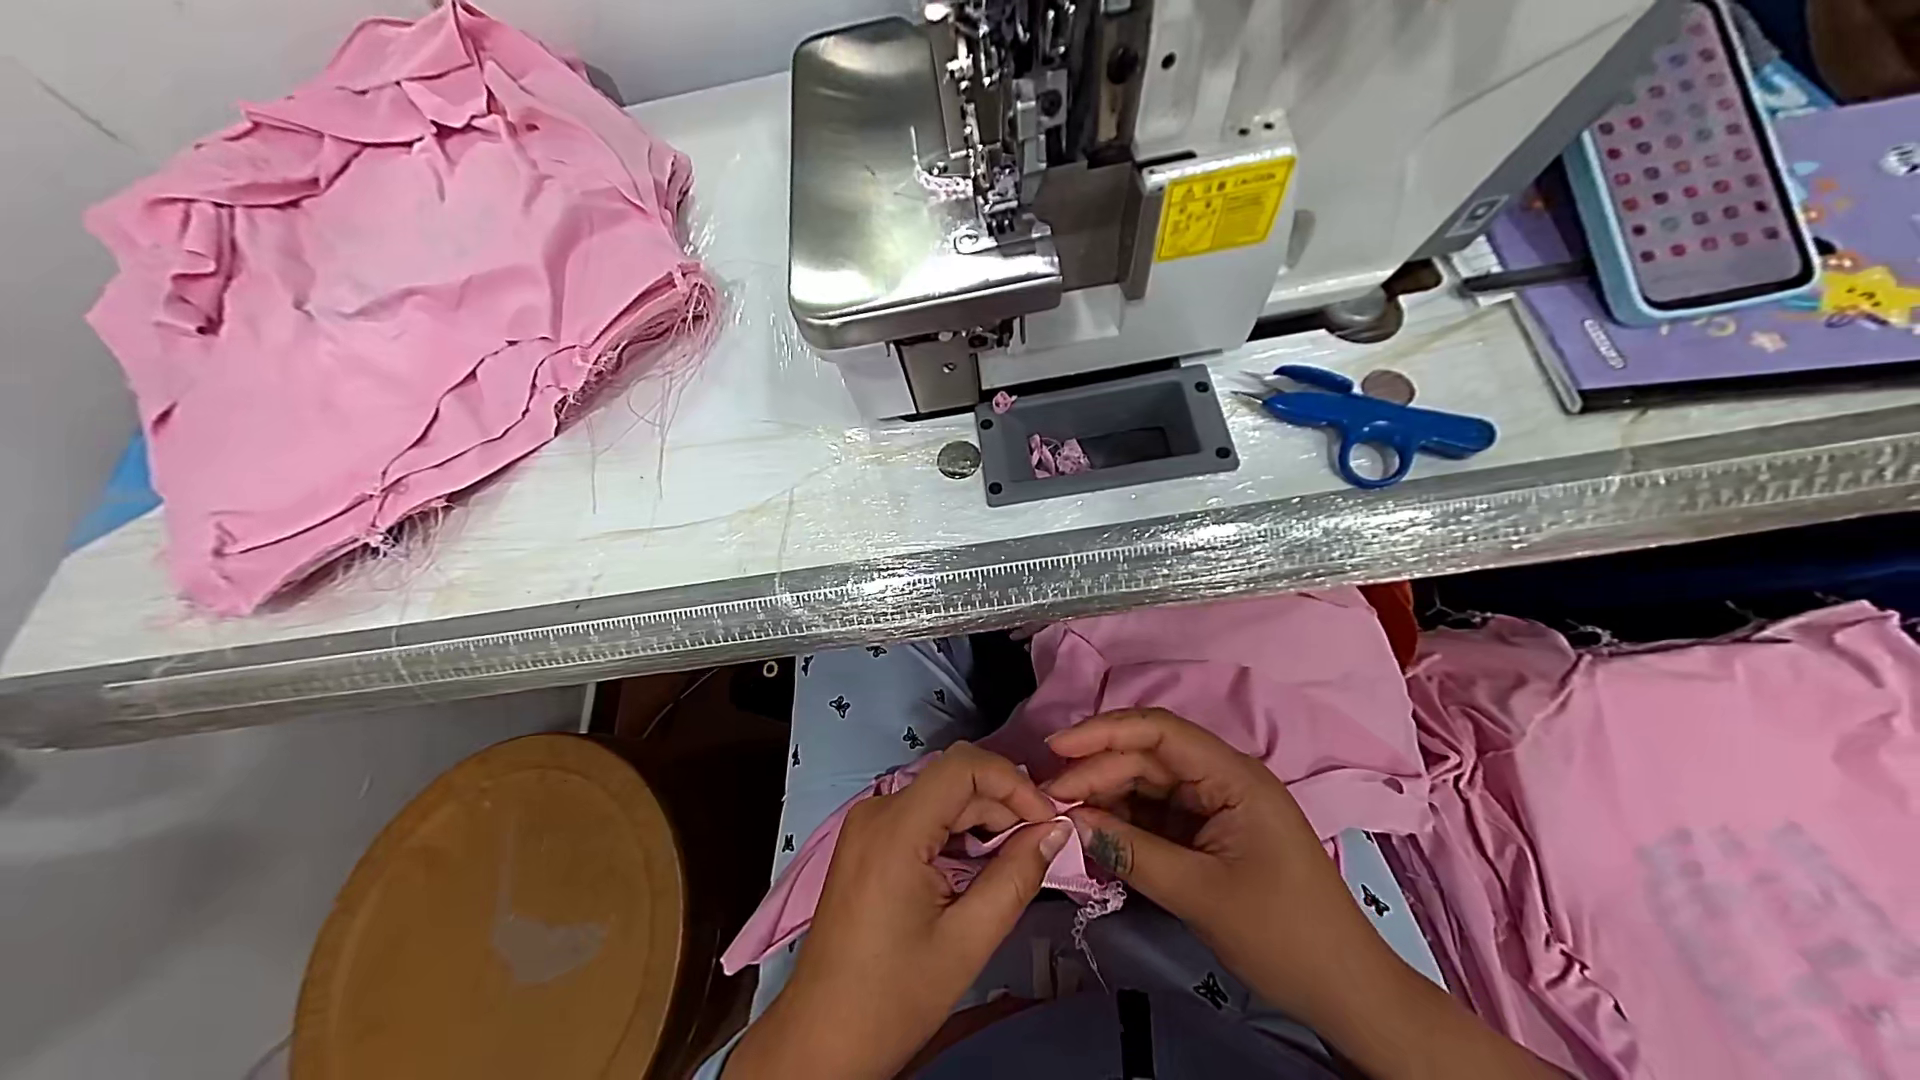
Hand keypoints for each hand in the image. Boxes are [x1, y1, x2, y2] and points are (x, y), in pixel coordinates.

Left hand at [725, 742, 1071, 1079]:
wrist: (822, 1038)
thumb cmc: (892, 997)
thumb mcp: (967, 941)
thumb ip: (1016, 876)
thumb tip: (1055, 831)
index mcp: (894, 829)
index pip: (963, 766)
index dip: (1013, 782)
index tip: (1047, 820)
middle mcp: (876, 811)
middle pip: (954, 780)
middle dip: (1003, 805)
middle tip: (1040, 845)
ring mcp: (867, 824)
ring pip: (941, 796)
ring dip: (983, 821)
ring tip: (1013, 862)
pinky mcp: (867, 841)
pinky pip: (922, 816)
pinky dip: (957, 833)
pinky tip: (977, 868)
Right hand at [1043, 708, 1559, 1079]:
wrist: (1345, 991)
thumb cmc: (1284, 936)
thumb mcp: (1201, 894)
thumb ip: (1132, 852)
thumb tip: (1072, 821)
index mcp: (1233, 776)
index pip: (1159, 731)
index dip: (1103, 732)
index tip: (1056, 748)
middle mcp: (1222, 779)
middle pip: (1146, 757)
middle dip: (1096, 771)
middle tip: (1049, 798)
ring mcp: (1215, 805)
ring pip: (1146, 784)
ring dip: (1106, 795)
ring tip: (1063, 813)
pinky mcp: (1207, 832)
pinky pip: (1155, 814)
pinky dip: (1123, 821)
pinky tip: (1094, 830)